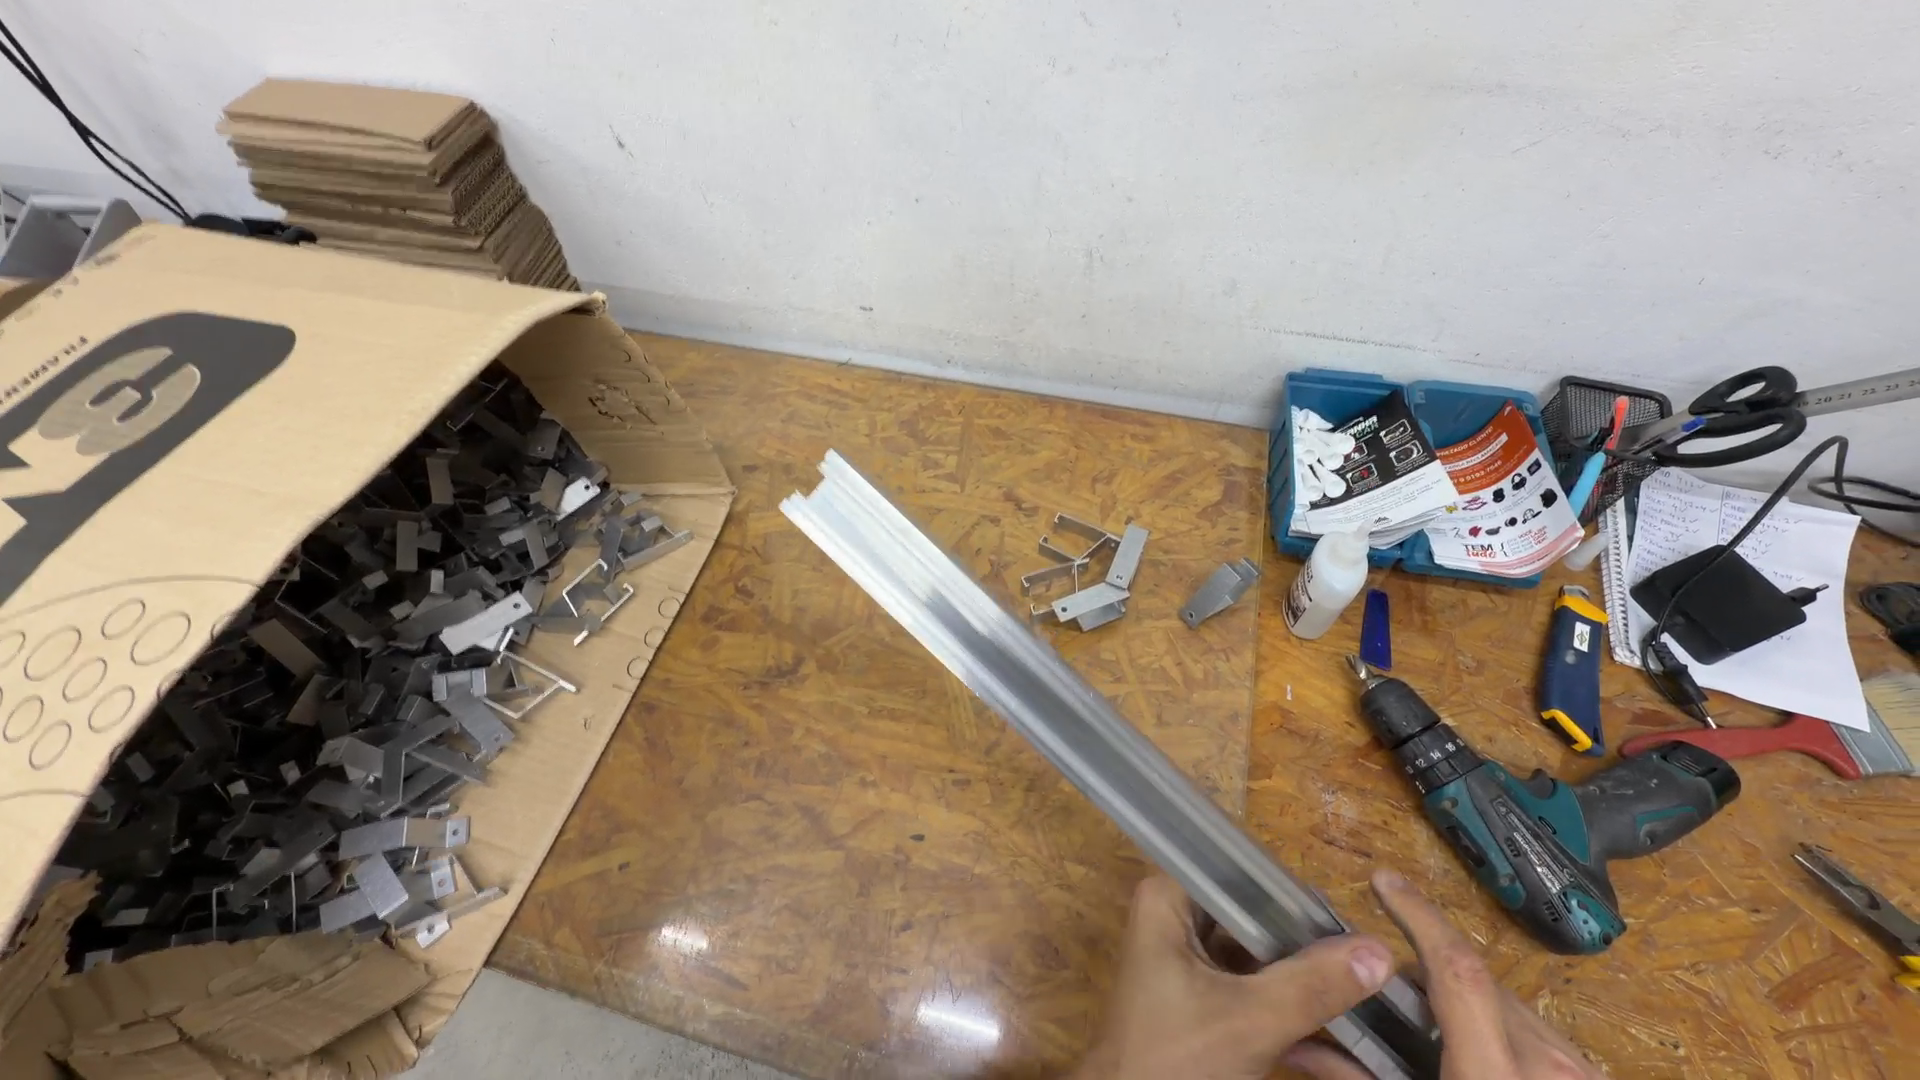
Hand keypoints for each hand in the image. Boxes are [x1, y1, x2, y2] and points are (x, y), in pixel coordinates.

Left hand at [1070, 875, 1397, 1079]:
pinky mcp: (1204, 1007)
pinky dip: (1297, 1027)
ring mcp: (1191, 966)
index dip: (1296, 895)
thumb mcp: (1249, 1021)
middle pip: (1258, 921)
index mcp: (1170, 902)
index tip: (1351, 921)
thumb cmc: (1174, 1059)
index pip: (1239, 873)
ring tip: (1379, 1005)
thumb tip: (1381, 951)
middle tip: (1378, 965)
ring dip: (1314, 994)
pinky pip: (1257, 1001)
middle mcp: (1177, 922)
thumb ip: (1313, 984)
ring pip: (1264, 966)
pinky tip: (1355, 1060)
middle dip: (1316, 950)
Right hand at [1285, 869, 1602, 1078]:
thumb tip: (1291, 1044)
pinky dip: (1499, 1024)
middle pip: (1477, 979)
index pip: (1458, 970)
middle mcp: (1552, 1064)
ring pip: (1508, 1002)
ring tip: (1433, 1021)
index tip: (1382, 880)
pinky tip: (1479, 1049)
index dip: (1418, 915)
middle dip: (1428, 966)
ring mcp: (1583, 1074)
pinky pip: (1538, 1032)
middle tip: (1388, 983)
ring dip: (1464, 994)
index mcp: (1499, 1076)